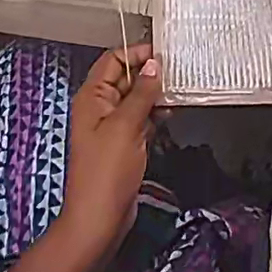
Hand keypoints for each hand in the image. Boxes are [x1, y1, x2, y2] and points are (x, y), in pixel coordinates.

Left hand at [60, 44, 161, 242]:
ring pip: (135, 99)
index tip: (163, 53)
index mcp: (91, 97)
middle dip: (148, 74)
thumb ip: (141, 93)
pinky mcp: (123, 143)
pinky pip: (139, 119)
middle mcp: (99, 107)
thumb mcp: (126, 126)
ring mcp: (111, 126)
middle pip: (125, 78)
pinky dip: (154, 114)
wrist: (99, 217)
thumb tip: (153, 65)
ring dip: (154, 95)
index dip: (135, 53)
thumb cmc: (106, 172)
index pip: (112, 60)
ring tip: (179, 92)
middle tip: (178, 72)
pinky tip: (171, 114)